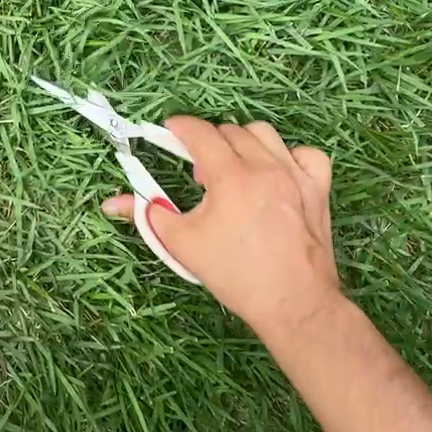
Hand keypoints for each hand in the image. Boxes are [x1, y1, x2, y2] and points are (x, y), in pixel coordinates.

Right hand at [102, 117, 340, 335]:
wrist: (294, 304)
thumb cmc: (234, 274)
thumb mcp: (181, 243)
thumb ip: (147, 214)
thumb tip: (112, 203)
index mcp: (231, 177)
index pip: (200, 132)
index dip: (179, 127)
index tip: (168, 131)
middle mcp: (266, 168)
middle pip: (230, 131)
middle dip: (208, 141)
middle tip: (199, 172)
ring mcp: (297, 177)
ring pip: (265, 134)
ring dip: (243, 143)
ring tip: (234, 169)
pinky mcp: (319, 191)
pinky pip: (307, 155)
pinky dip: (289, 156)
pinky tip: (276, 173)